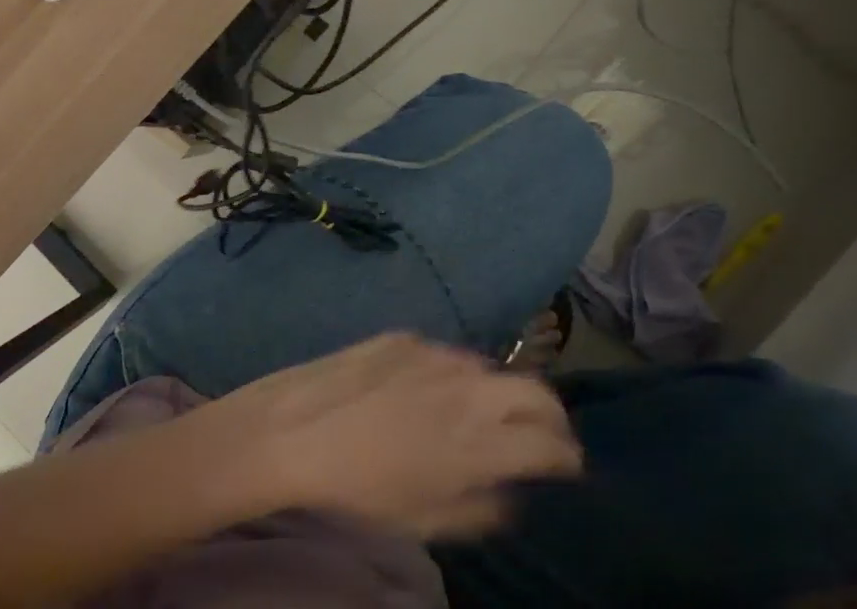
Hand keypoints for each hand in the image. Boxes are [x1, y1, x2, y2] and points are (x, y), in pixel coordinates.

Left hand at [191, 332, 581, 538]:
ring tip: (479, 413)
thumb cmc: (356, 489)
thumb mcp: (424, 519)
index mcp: (480, 441)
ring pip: (489, 368)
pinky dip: (450, 374)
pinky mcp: (400, 337)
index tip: (565, 467)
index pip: (554, 442)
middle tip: (540, 436)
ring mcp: (433, 355)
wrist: (289, 432)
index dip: (567, 457)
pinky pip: (443, 354)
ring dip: (497, 391)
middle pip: (537, 391)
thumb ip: (481, 506)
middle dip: (550, 416)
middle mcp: (467, 389)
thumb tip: (510, 492)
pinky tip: (424, 391)